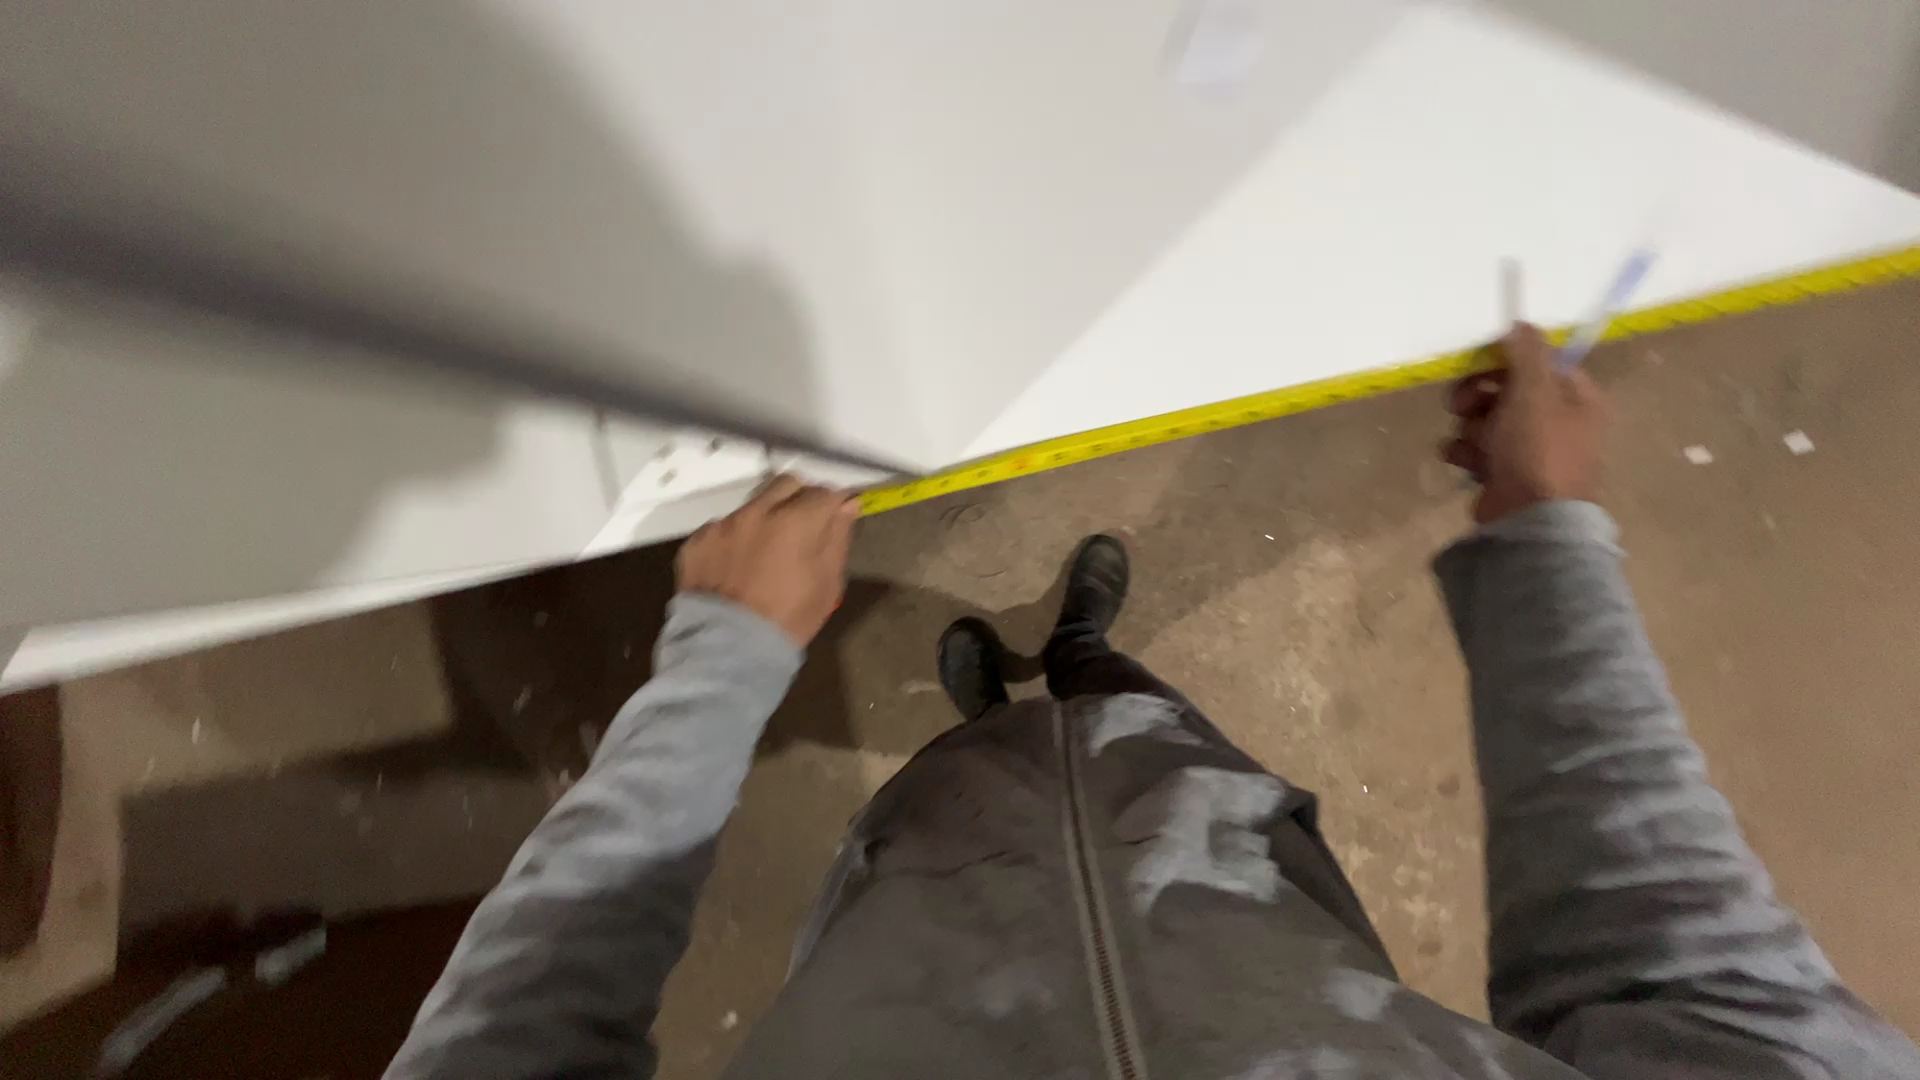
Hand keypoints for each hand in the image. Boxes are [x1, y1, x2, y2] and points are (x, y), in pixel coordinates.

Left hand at [676, 475, 860, 646]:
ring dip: (764, 518)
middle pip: (788, 484)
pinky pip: (722, 528)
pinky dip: (734, 540)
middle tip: (802, 526)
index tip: (834, 519)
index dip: (833, 505)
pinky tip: (735, 567)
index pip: (825, 492)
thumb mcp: (828, 584)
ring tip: (764, 551)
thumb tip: (847, 505)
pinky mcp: (697, 541)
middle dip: (800, 498)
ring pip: (753, 505)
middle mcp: (757, 511)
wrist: (728, 650)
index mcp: (796, 520)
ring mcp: (723, 524)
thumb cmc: (789, 619)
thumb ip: (838, 538)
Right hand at [1443, 322, 1609, 523]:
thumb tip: (1520, 323)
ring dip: (1468, 428)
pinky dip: (1465, 453)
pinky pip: (1474, 449)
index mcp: (1576, 397)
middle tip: (1460, 405)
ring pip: (1483, 421)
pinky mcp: (1503, 472)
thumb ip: (1527, 354)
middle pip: (1503, 391)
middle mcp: (1556, 420)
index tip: (1477, 365)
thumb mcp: (1535, 391)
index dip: (1503, 363)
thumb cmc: (1538, 448)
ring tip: (1471, 444)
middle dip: (1476, 397)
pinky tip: (1466, 462)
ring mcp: (1528, 448)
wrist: (1530, 515)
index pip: (1536, 365)